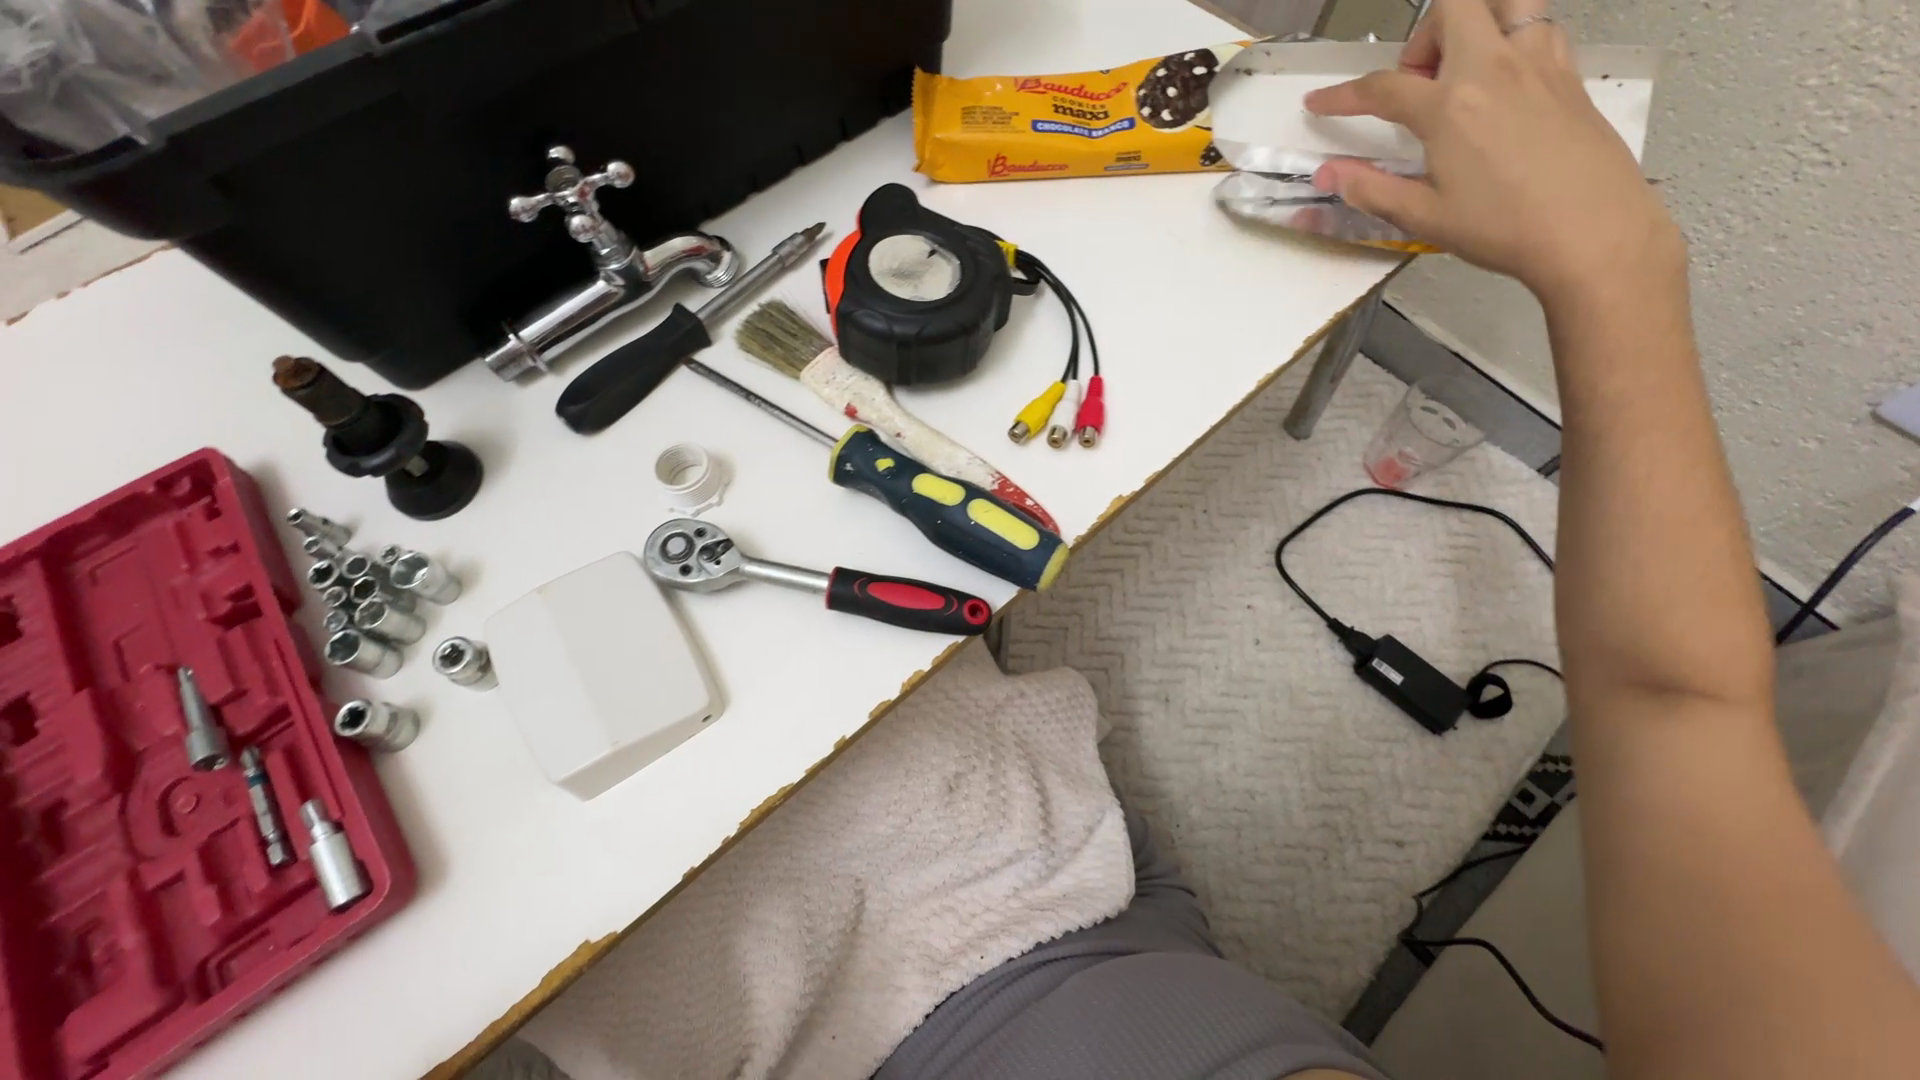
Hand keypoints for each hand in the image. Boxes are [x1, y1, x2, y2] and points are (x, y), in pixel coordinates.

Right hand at [1304, 0, 1682, 307]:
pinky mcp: (1570, 77)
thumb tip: (1330, 174)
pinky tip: (1503, 87)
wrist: (1592, 230)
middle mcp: (1494, 69)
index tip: (1319, 103)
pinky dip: (1514, 43)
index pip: (1381, 88)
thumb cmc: (1504, 227)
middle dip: (1422, 36)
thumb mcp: (1424, 217)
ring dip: (1476, 24)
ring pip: (1507, 4)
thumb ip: (1371, 189)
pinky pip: (1540, 31)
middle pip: (1452, 7)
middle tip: (1415, 83)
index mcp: (1450, 107)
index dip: (1342, 96)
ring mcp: (1539, 66)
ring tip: (1461, 70)